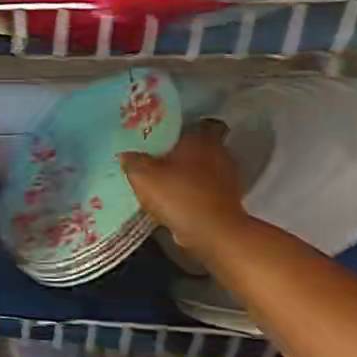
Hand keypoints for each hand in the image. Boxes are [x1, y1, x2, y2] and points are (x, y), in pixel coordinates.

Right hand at [120, 120, 250, 257]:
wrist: (213, 231)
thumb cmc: (178, 195)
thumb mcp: (143, 176)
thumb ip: (132, 161)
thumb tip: (126, 154)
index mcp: (199, 139)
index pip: (187, 126)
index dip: (171, 132)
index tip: (155, 142)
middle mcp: (219, 151)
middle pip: (195, 148)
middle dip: (178, 155)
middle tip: (155, 163)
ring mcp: (228, 175)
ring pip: (202, 169)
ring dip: (187, 175)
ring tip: (164, 185)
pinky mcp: (230, 197)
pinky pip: (206, 188)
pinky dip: (194, 193)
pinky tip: (177, 202)